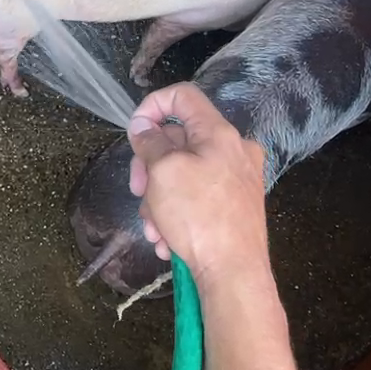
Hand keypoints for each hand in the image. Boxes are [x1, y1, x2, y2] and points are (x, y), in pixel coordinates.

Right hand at [127, 83, 270, 278]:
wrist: (234, 274)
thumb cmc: (199, 217)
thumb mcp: (163, 172)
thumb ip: (150, 142)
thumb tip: (142, 126)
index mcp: (219, 133)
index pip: (182, 96)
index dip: (151, 105)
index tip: (133, 132)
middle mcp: (234, 150)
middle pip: (178, 139)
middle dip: (150, 166)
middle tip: (137, 190)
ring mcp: (237, 179)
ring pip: (183, 172)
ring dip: (159, 198)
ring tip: (154, 227)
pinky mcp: (235, 205)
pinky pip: (196, 195)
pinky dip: (176, 212)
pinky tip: (167, 238)